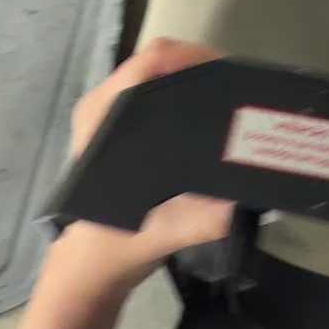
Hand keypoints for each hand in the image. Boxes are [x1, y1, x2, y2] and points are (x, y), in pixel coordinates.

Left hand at [55, 38, 235, 286]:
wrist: (87, 271)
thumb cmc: (112, 246)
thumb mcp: (158, 235)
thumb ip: (198, 221)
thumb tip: (240, 199)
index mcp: (104, 116)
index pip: (150, 61)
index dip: (190, 57)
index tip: (226, 73)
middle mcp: (102, 106)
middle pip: (155, 61)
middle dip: (197, 65)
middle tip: (233, 86)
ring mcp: (107, 114)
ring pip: (155, 73)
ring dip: (189, 76)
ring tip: (225, 95)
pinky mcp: (116, 127)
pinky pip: (153, 89)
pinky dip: (180, 90)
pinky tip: (204, 112)